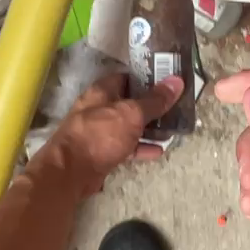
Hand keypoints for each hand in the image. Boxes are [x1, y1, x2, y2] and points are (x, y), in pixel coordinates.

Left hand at [30, 72, 183, 198]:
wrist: (72, 172)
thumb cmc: (101, 134)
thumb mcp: (132, 114)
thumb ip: (155, 100)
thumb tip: (177, 81)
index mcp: (102, 91)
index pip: (127, 77)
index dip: (148, 78)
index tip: (169, 83)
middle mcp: (99, 108)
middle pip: (129, 102)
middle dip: (151, 106)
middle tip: (175, 108)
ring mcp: (99, 131)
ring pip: (128, 126)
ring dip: (148, 128)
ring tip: (172, 129)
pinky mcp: (101, 152)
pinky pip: (125, 146)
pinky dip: (140, 147)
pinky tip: (158, 151)